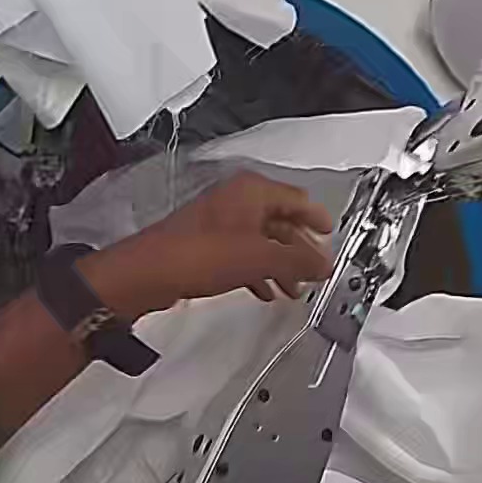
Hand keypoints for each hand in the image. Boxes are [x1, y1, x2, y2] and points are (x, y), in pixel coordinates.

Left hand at [79, 171, 334, 316]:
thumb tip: (324, 264)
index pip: (298, 200)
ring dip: (280, 265)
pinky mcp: (208, 244)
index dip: (317, 219)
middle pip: (281, 222)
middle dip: (299, 249)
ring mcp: (221, 222)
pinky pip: (244, 254)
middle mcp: (238, 201)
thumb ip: (298, 260)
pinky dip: (259, 270)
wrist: (151, 273)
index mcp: (253, 191)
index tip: (330, 234)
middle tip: (315, 271)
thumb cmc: (201, 254)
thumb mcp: (260, 257)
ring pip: (263, 241)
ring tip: (293, 290)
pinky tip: (265, 290)